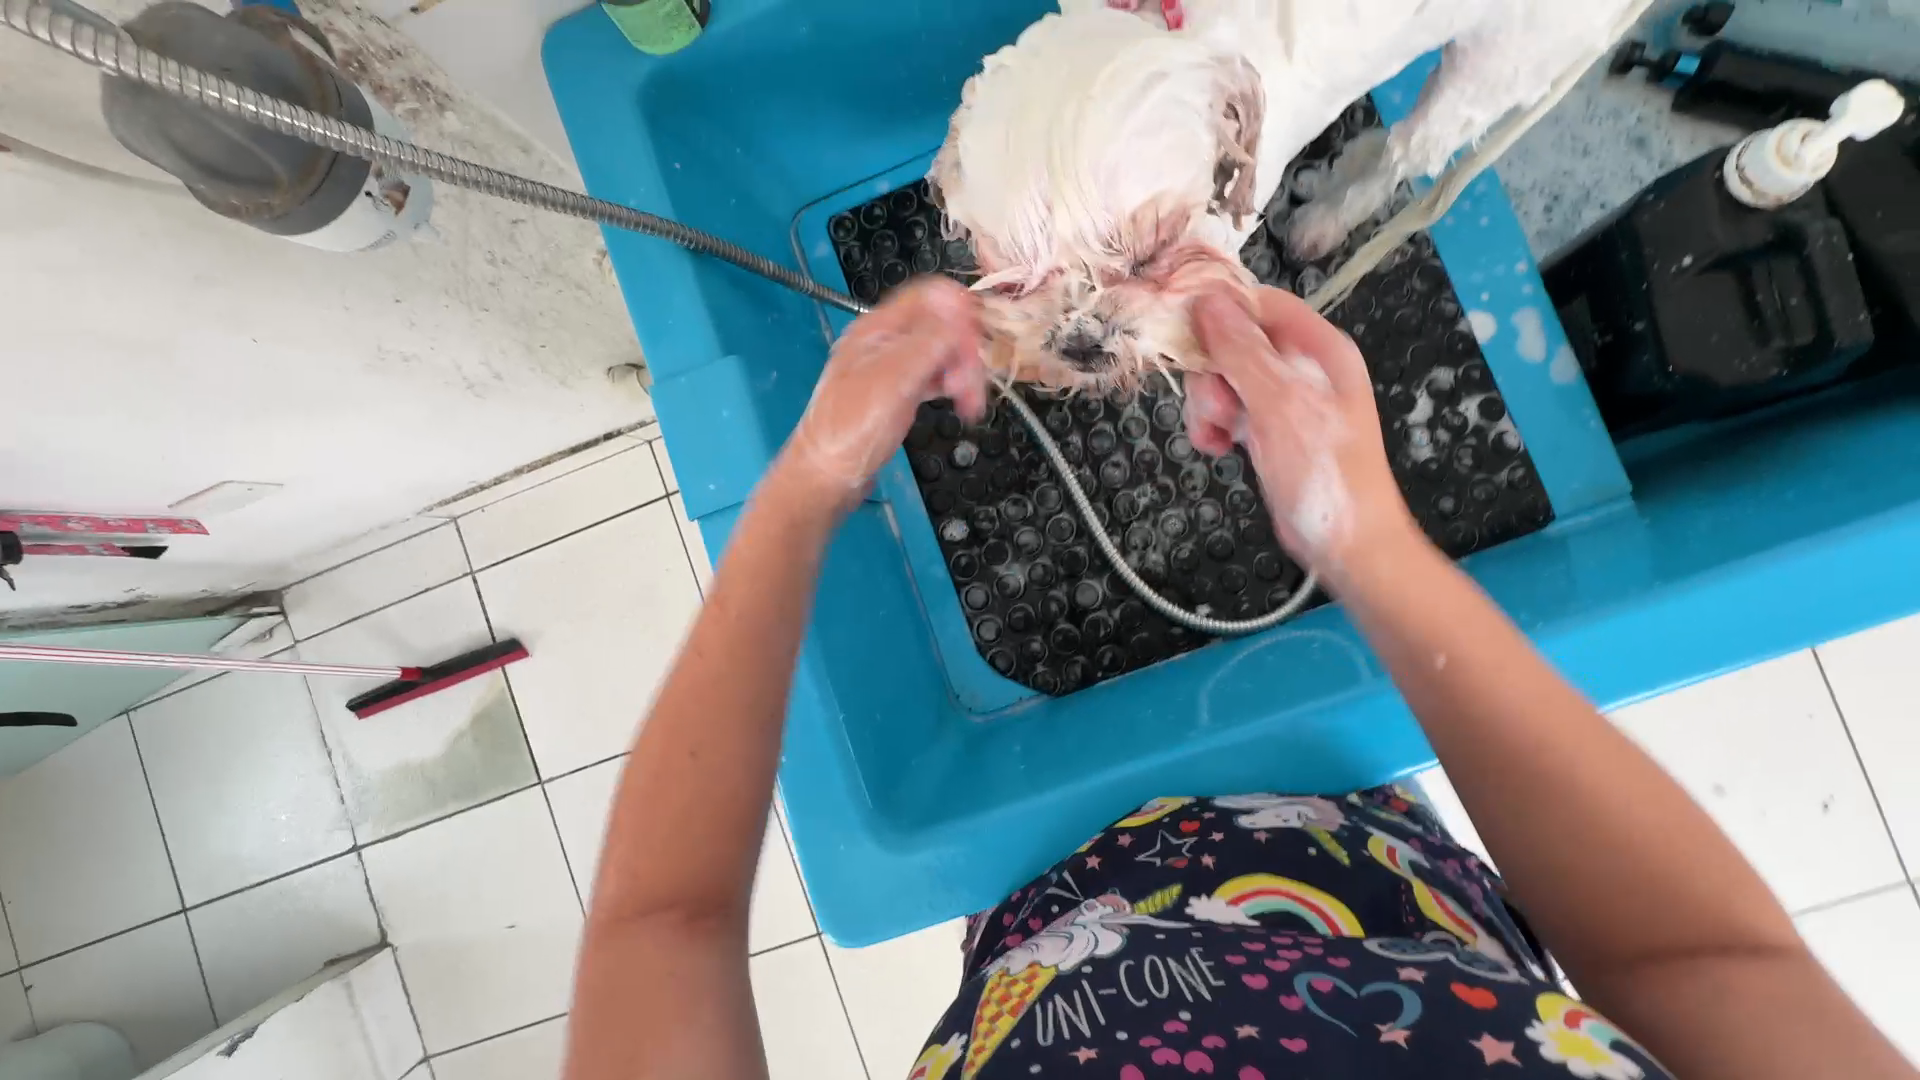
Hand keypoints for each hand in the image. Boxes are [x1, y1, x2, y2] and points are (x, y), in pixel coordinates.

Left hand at [770, 278, 987, 517]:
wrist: (826, 478)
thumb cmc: (853, 429)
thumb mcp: (896, 378)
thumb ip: (930, 339)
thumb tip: (960, 309)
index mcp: (877, 329)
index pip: (928, 296)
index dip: (959, 311)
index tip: (979, 340)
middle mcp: (884, 343)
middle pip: (939, 327)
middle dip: (964, 350)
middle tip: (974, 385)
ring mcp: (890, 370)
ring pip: (939, 355)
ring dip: (962, 372)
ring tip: (970, 404)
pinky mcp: (896, 396)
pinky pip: (932, 379)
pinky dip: (951, 388)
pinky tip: (962, 405)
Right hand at [1183, 286, 1417, 583]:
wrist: (1344, 542)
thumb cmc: (1324, 471)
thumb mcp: (1280, 403)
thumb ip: (1242, 351)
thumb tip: (1206, 300)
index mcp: (1317, 347)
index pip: (1259, 304)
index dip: (1219, 316)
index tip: (1184, 340)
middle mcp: (1299, 366)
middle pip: (1232, 344)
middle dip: (1211, 377)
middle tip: (1218, 411)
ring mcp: (1282, 400)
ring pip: (1223, 380)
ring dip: (1208, 408)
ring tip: (1218, 439)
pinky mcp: (1267, 430)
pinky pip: (1227, 412)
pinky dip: (1214, 429)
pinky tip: (1217, 450)